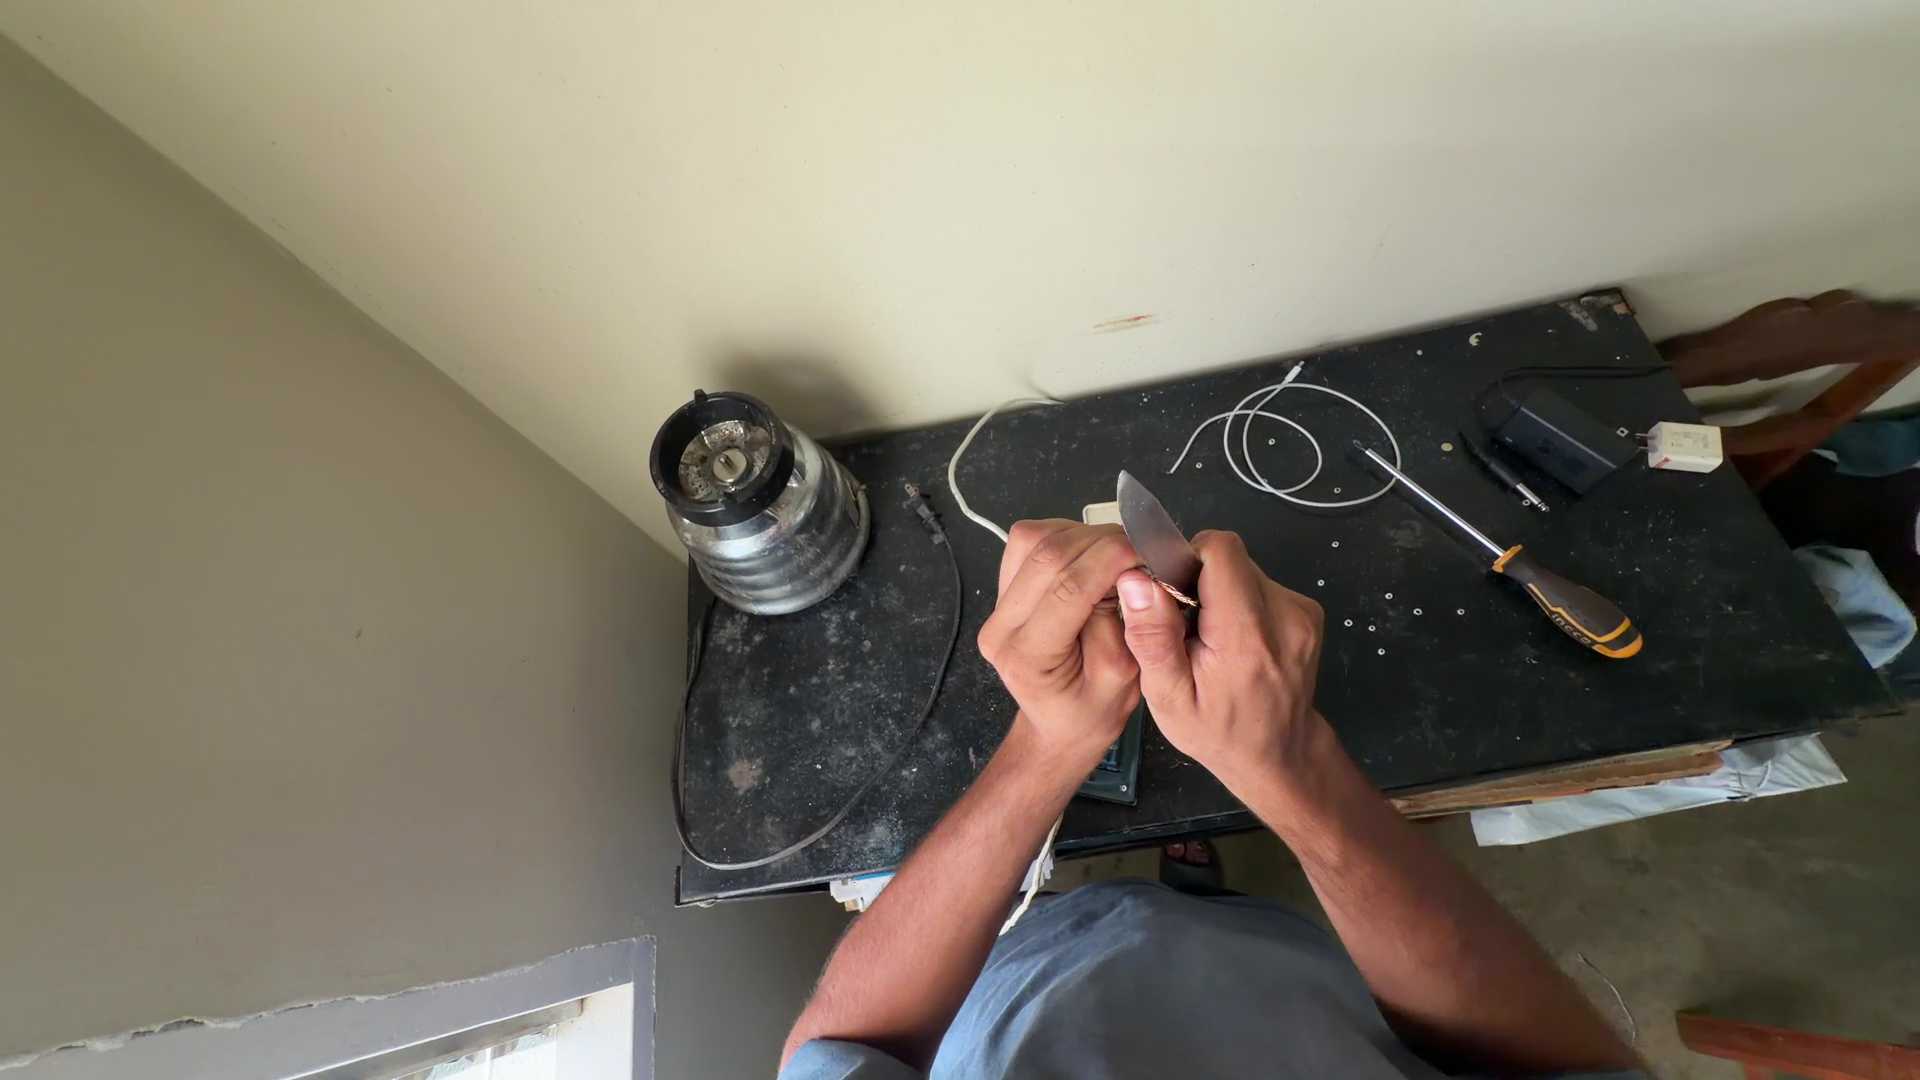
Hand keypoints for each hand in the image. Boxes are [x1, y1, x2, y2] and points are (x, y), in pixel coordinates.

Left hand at [978, 520, 1142, 761]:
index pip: (1068, 589)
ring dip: (1080, 534)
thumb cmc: (1093, 712)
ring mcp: (995, 607)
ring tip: (1116, 550)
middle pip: (1045, 555)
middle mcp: (1000, 628)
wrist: (1057, 724)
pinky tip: (1089, 553)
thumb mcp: (1125, 679)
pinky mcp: (1002, 590)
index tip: (1146, 549)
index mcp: (1028, 658)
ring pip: (1031, 539)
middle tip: (1138, 547)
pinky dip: (1063, 535)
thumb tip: (1130, 572)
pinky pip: (1026, 542)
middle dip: (1099, 540)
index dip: (1110, 559)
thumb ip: (1127, 626)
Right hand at [1113, 530, 1328, 788]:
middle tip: (1184, 625)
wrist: (1279, 755)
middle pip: (1229, 557)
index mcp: (1247, 636)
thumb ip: (1151, 636)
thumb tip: (1135, 580)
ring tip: (1207, 635)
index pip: (1219, 550)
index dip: (1185, 560)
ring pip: (1243, 567)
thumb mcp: (1167, 696)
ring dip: (1216, 590)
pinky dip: (1236, 600)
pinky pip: (1258, 582)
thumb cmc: (1216, 730)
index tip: (1170, 596)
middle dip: (1197, 579)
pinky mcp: (1307, 611)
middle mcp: (1285, 616)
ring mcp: (1303, 612)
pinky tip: (1229, 637)